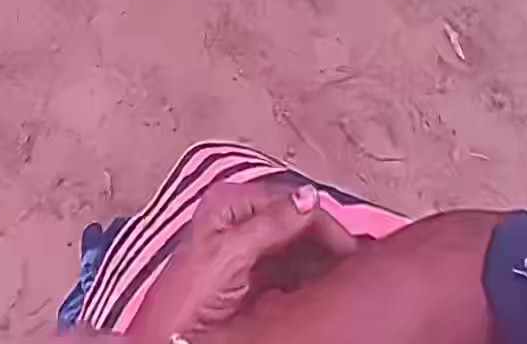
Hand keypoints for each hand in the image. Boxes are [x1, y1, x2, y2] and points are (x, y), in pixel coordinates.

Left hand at [128, 181, 358, 339]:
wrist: (170, 338)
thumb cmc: (189, 294)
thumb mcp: (230, 254)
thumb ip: (269, 223)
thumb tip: (309, 196)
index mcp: (230, 200)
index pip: (289, 198)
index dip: (321, 219)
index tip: (350, 246)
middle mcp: (240, 214)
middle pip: (294, 219)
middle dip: (325, 238)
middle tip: (356, 262)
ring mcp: (246, 243)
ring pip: (295, 243)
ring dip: (322, 257)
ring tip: (348, 274)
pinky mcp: (251, 271)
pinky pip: (289, 265)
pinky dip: (310, 274)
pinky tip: (326, 285)